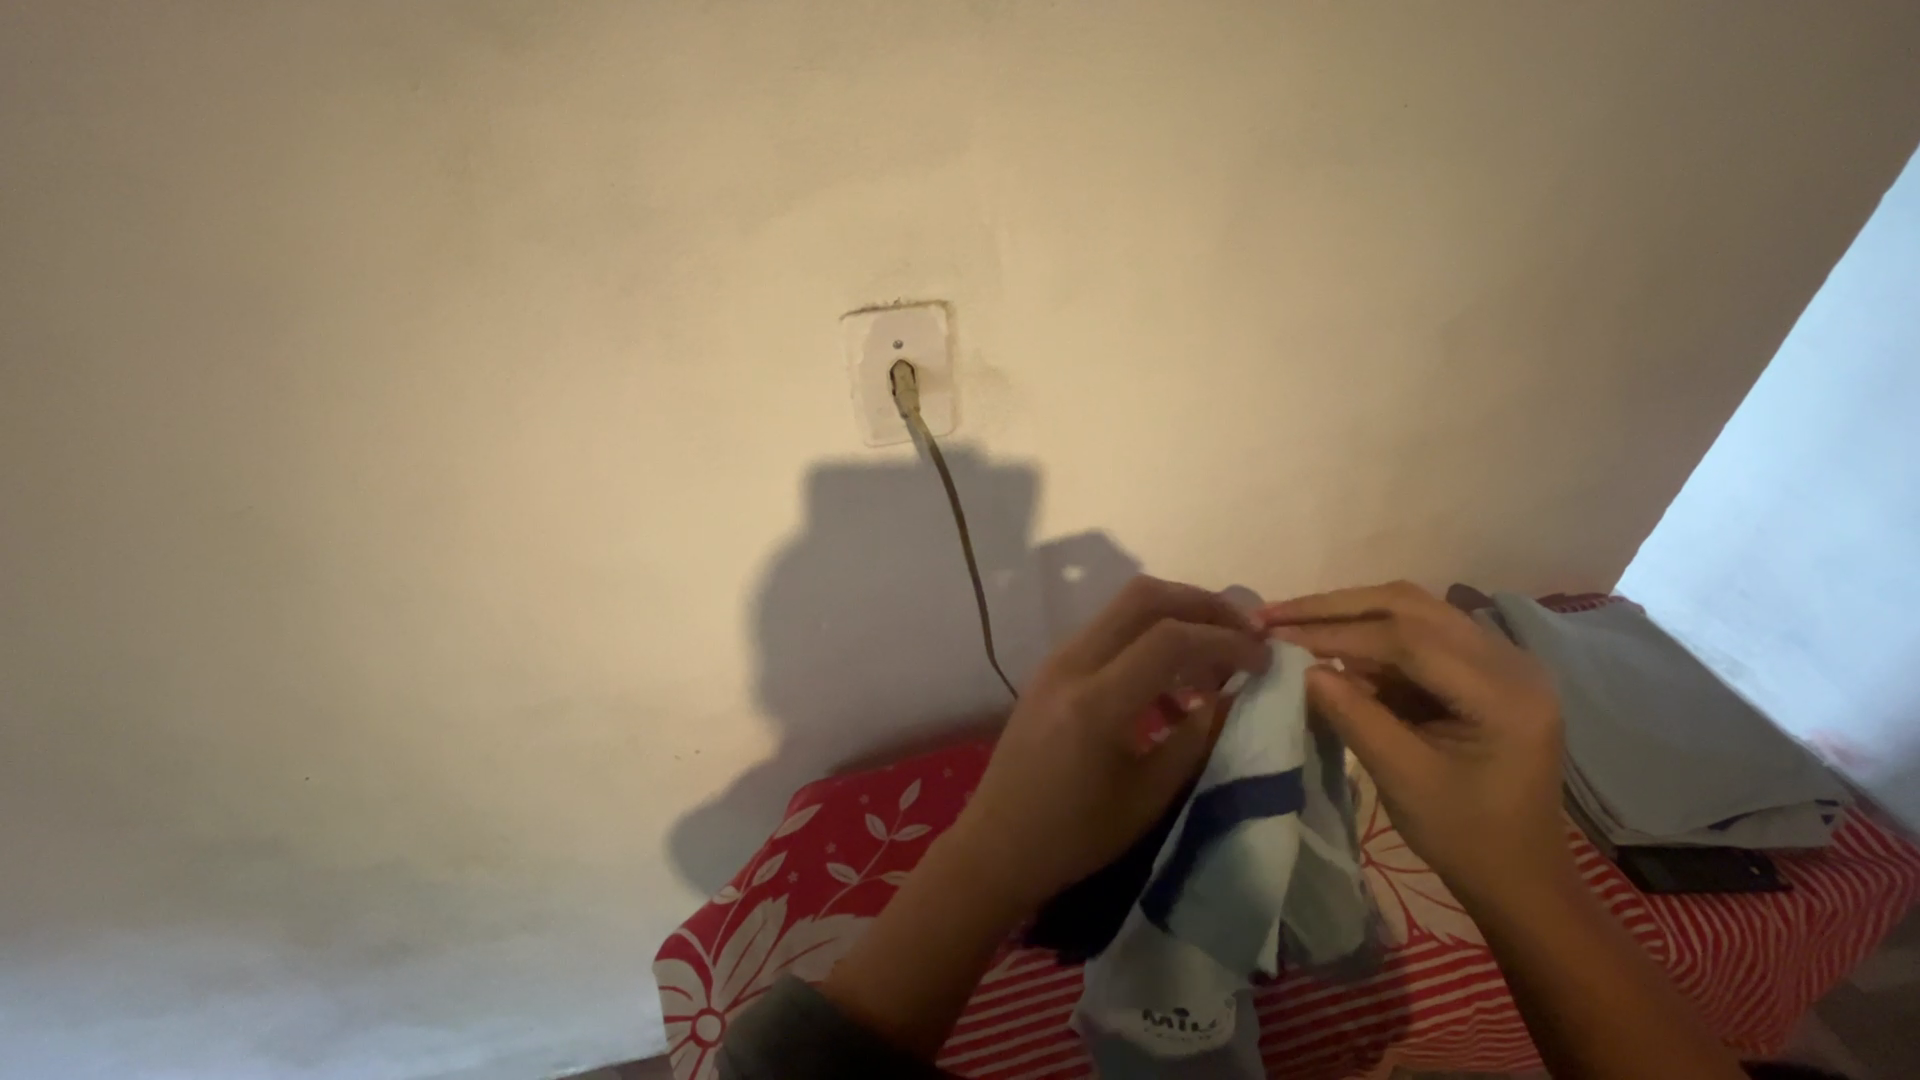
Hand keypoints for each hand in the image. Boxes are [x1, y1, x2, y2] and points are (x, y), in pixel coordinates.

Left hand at [943, 575, 1271, 915]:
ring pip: (1123, 609)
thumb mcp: (1149, 795)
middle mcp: (1071, 665)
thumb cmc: (1076, 835)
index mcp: (1095, 702)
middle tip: (1245, 634)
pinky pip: (1107, 635)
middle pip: (1144, 598)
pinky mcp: (1051, 670)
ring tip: (1216, 664)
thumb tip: (1236, 696)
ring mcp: (1055, 662)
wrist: (998, 845)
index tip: (1265, 661)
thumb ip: (1197, 738)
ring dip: (1175, 620)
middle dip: (1203, 605)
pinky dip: (1147, 642)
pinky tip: (1173, 690)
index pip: (1171, 639)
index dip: (1226, 641)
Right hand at [1260, 582, 1570, 903]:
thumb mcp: (1402, 778)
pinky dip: (1366, 636)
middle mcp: (1509, 661)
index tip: (1277, 637)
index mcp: (1504, 693)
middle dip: (1336, 608)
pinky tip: (1327, 646)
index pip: (1408, 639)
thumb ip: (1352, 715)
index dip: (1336, 633)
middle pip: (1410, 606)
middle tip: (1275, 615)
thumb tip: (1299, 666)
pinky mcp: (1478, 669)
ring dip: (1348, 615)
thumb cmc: (1464, 835)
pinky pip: (1415, 633)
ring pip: (1411, 611)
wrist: (1516, 873)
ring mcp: (1497, 660)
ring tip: (1291, 623)